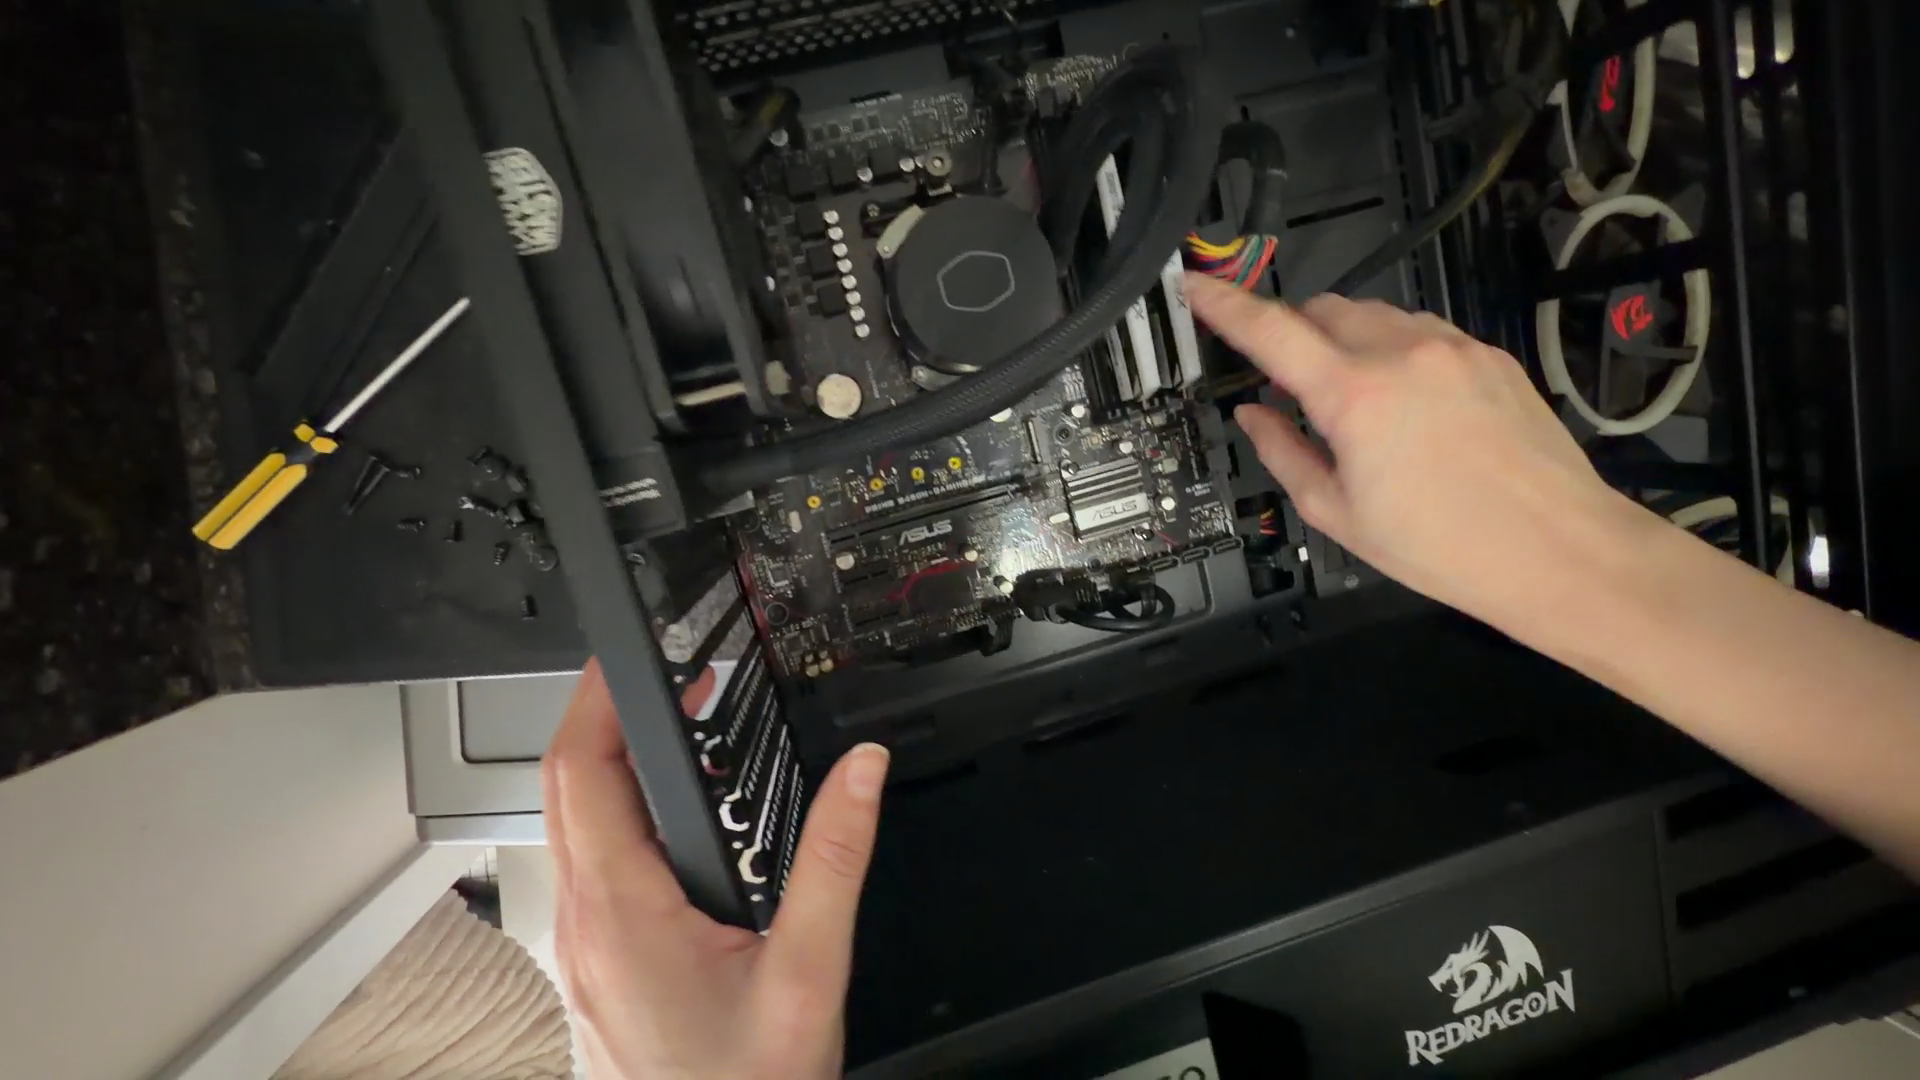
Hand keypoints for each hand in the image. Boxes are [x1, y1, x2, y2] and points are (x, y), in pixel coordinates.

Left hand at [543, 659, 889, 1079]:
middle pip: (568, 783)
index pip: (583, 771)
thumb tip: (862, 770)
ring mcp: (585, 941)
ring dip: (614, 754)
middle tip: (664, 669)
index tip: (631, 653)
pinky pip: (593, 854)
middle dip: (604, 710)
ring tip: (677, 716)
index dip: (597, 698)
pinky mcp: (600, 954)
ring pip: (574, 819)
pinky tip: (675, 803)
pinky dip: (622, 801)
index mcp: (623, 911)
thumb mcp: (808, 971)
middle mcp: (586, 920)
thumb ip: (836, 859)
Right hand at [1185, 274, 1643, 631]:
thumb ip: (1281, 453)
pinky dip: (1385, 347)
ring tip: (1344, 396)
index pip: (1269, 331)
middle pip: (1319, 309)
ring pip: (1369, 313)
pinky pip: (1416, 328)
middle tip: (1280, 380)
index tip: (1195, 287)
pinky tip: (1395, 397)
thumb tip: (1253, 416)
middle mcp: (1404, 354)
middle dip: (1286, 332)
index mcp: (1355, 397)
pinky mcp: (1487, 354)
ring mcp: (1452, 348)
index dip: (1222, 305)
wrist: (1557, 549)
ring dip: (1337, 339)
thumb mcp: (1335, 512)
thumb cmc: (1440, 545)